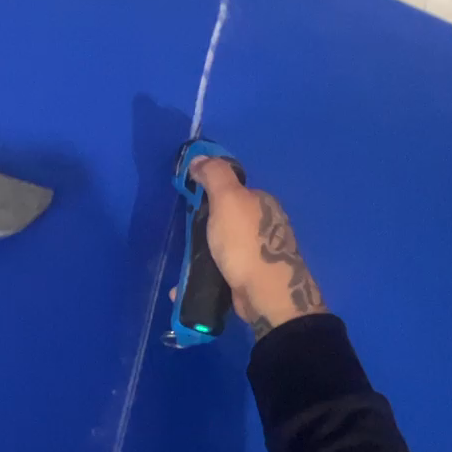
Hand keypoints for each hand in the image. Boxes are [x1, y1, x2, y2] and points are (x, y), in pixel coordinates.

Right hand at [188, 157, 326, 338]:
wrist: (266, 293)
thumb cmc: (244, 243)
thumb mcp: (227, 199)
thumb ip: (214, 175)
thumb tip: (199, 158)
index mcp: (262, 203)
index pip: (232, 190)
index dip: (208, 193)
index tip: (188, 205)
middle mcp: (265, 225)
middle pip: (226, 219)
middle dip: (204, 227)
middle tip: (186, 237)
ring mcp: (260, 253)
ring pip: (224, 246)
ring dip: (203, 254)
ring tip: (185, 263)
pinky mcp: (251, 277)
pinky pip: (223, 270)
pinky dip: (206, 274)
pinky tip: (189, 283)